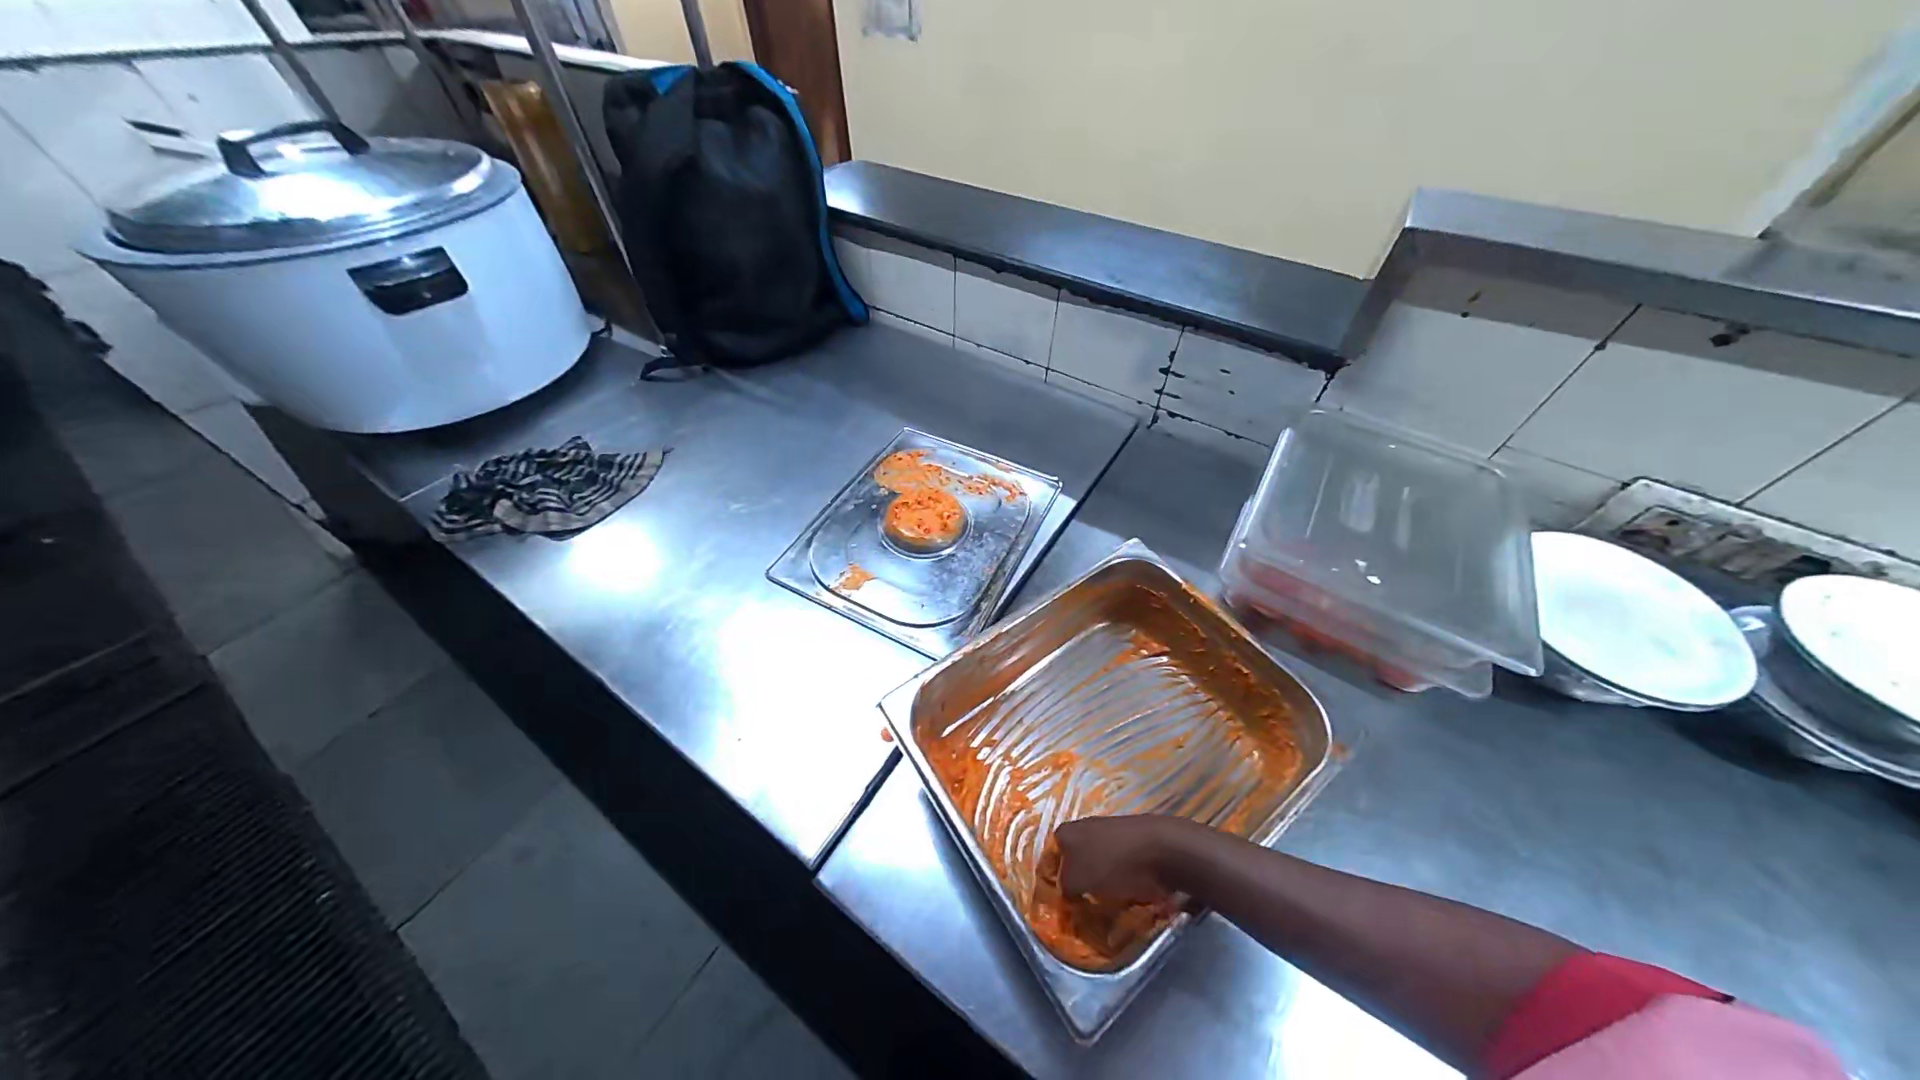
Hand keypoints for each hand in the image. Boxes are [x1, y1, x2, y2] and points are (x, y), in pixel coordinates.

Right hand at [1053, 814, 1188, 904]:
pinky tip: (1131, 899)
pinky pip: (1120, 871)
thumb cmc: (1112, 863)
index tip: (1065, 909)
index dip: (1055, 887)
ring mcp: (1110, 835)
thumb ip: (1064, 889)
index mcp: (1064, 834)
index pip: (1050, 864)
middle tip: (1087, 912)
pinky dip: (1123, 886)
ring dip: (1103, 890)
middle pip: (1075, 866)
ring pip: (1099, 870)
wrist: (1161, 849)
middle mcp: (1084, 829)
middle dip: (1080, 889)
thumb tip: (1067, 894)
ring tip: (1112, 909)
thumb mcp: (1076, 881)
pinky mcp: (1133, 845)